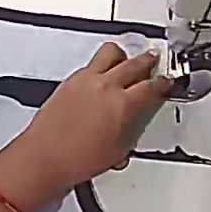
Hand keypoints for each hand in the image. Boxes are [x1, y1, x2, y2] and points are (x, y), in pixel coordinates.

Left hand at [0, 43, 172, 209]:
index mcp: (122, 103)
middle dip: (148, 62)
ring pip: (111, 52)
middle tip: (153, 62)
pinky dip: (101, 66)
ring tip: (127, 59)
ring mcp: (86, 80)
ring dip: (123, 55)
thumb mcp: (118, 150)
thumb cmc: (75, 159)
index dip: (164, 83)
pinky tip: (102, 74)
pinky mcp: (70, 81)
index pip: (152, 86)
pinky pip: (91, 64)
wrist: (44, 159)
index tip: (166, 82)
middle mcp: (105, 86)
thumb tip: (135, 122)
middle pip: (135, 63)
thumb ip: (132, 128)